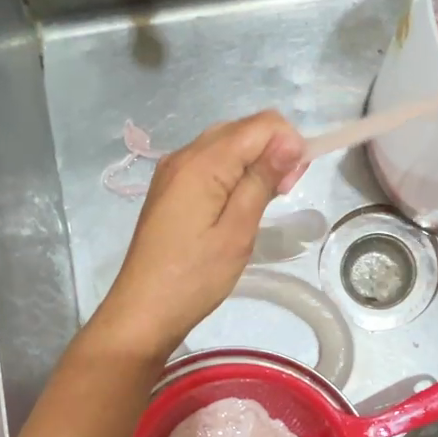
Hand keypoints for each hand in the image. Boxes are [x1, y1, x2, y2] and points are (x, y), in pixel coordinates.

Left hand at [97, 111, 304, 355]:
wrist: (143, 312)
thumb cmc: (194, 278)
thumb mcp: (237, 232)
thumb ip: (261, 181)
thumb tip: (289, 141)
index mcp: (201, 162)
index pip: (261, 124)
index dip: (288, 143)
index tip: (295, 183)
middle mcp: (183, 156)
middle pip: (242, 130)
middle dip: (272, 151)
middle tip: (284, 195)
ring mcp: (172, 173)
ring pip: (225, 147)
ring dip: (253, 164)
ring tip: (263, 204)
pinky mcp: (169, 191)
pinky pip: (208, 167)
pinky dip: (231, 176)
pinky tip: (238, 206)